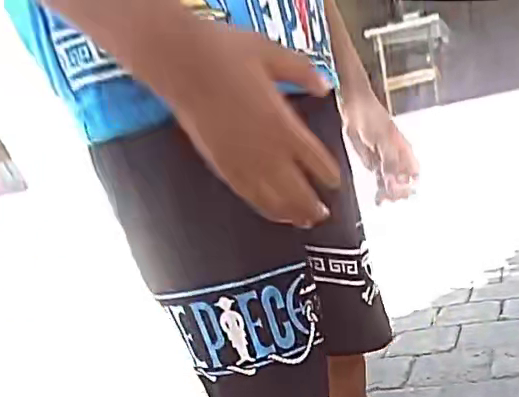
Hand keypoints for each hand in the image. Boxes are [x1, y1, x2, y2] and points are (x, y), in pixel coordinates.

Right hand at [163, 20, 340, 226]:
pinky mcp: (226, 171)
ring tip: (304, 221)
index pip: (316, 161)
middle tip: (323, 214)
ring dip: (294, 215)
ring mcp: (246, 165)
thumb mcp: (271, 52)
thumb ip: (302, 72)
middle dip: (314, 207)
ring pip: (277, 202)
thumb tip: (324, 87)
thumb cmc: (223, 53)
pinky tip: (276, 215)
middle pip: (299, 192)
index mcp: (284, 125)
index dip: (329, 177)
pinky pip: (253, 199)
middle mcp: (268, 152)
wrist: (184, 65)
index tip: (335, 183)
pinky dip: (268, 211)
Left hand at [343, 99, 418, 202]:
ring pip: (391, 184)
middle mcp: (397, 159)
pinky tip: (378, 200)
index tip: (403, 192)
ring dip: (388, 195)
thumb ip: (390, 162)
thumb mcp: (382, 140)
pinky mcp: (374, 165)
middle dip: (399, 193)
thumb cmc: (371, 118)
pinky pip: (380, 182)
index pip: (414, 174)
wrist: (354, 108)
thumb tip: (395, 184)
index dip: (411, 185)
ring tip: (382, 201)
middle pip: (403, 182)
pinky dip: (380, 191)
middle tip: (391, 198)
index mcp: (404, 151)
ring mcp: (385, 163)